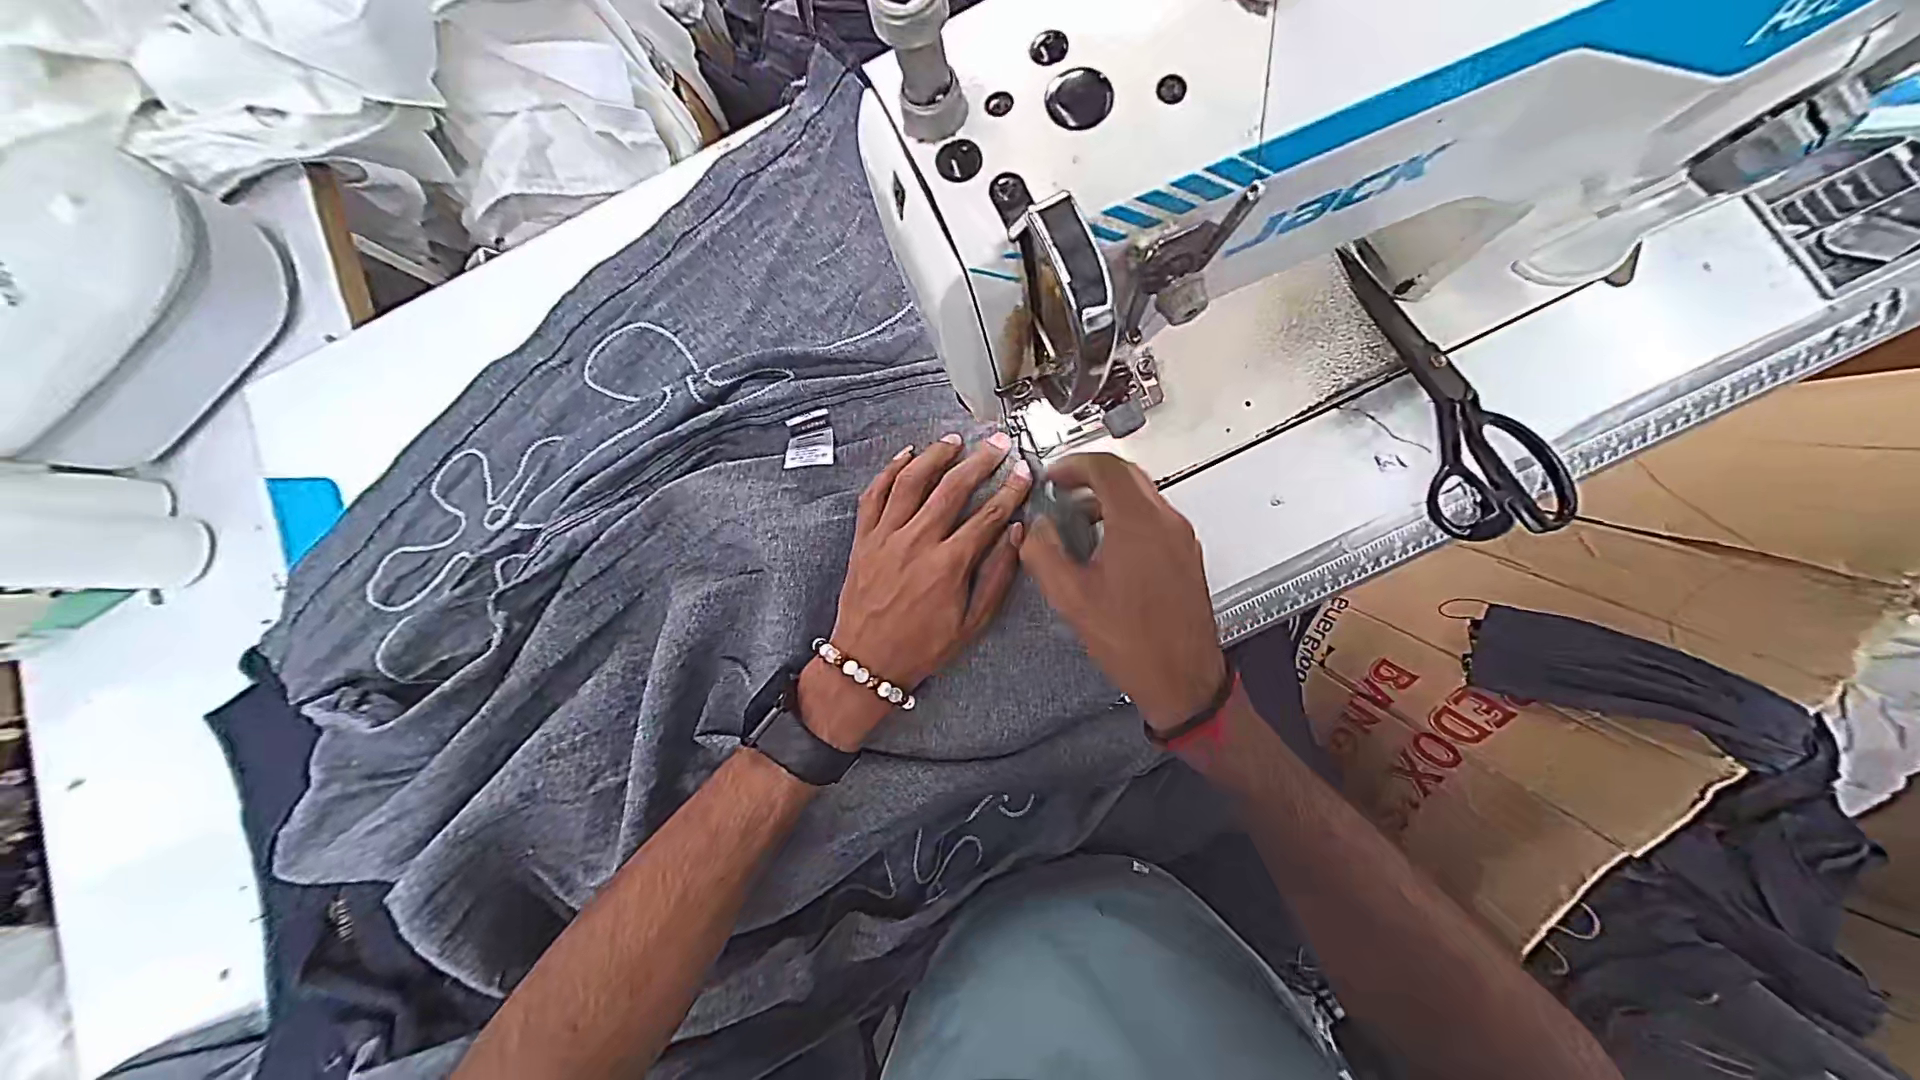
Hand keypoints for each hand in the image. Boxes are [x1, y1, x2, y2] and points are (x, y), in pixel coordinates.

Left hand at [798, 432, 1031, 749]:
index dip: (1010, 490)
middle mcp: (916, 543)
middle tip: (995, 445)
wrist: (867, 661)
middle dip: (980, 461)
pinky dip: (889, 470)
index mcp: (947, 565)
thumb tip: (1015, 536)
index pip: (988, 515)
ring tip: (953, 441)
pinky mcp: (864, 539)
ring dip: (935, 456)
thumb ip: (997, 576)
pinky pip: (874, 494)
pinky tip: (905, 456)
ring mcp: (886, 537)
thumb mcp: (972, 623)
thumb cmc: (920, 646)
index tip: (1022, 473)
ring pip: (911, 481)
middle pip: (952, 488)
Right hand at [1017, 452, 1225, 732]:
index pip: (1106, 467)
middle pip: (1127, 474)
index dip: (1073, 464)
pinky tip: (1106, 542)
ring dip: (1109, 495)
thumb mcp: (1070, 597)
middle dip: (1090, 475)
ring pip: (1143, 495)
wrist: (1181, 677)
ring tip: (1079, 516)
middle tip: (1064, 488)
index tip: (1055, 475)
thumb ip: (1044, 553)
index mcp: (1138, 524)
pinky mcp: (1186, 556)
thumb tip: (1035, 529)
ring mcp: (1181, 539)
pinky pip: (1155, 518)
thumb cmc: (1135, 643)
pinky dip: (1127, 515)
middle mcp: (1166, 523)